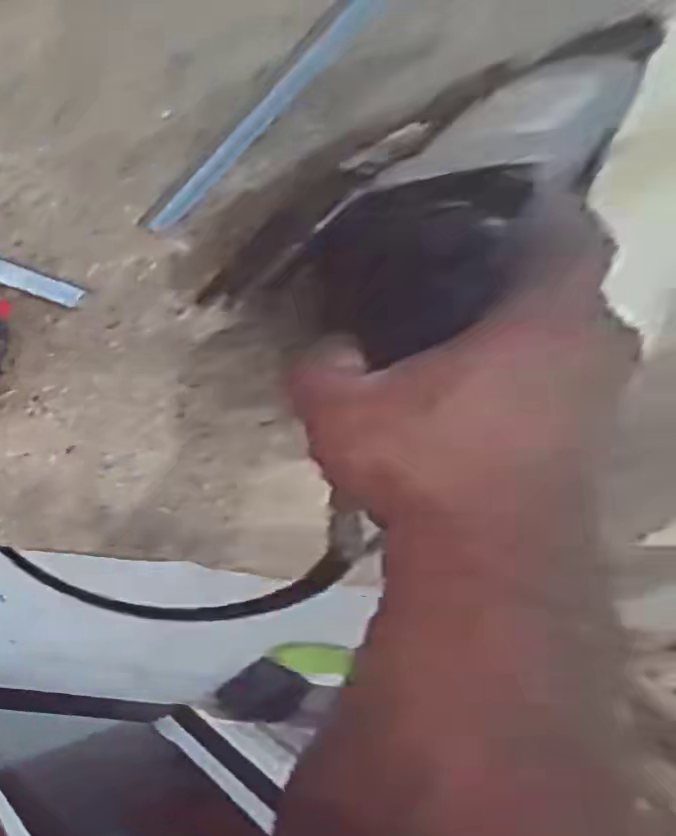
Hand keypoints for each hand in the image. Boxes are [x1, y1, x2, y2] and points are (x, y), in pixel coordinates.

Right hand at [287, 196, 638, 534]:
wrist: (486, 544)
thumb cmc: (420, 458)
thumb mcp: (339, 408)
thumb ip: (322, 365)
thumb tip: (325, 346)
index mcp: (543, 316)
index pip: (562, 233)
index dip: (533, 209)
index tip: (491, 205)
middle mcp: (595, 339)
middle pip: (558, 287)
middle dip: (504, 283)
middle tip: (440, 287)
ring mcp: (599, 389)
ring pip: (555, 337)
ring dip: (507, 336)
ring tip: (440, 346)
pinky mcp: (586, 431)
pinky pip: (550, 379)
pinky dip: (511, 375)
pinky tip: (457, 397)